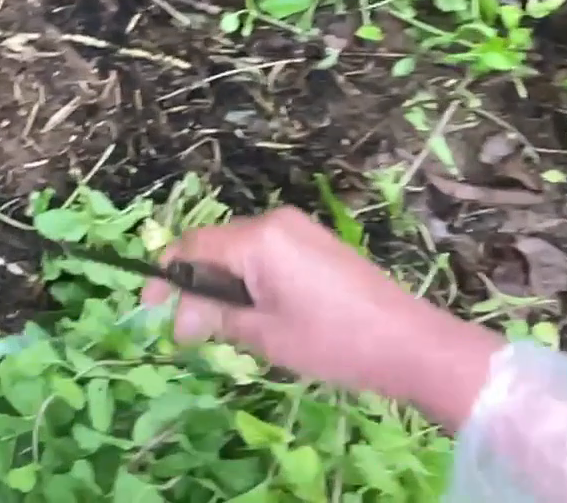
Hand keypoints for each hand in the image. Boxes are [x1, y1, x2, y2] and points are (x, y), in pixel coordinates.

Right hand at [141, 208, 503, 428]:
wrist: (416, 345)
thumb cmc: (335, 341)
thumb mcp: (264, 335)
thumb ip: (212, 317)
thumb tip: (174, 320)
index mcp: (255, 238)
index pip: (191, 247)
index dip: (166, 276)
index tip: (150, 308)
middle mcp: (272, 220)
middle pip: (213, 246)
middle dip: (195, 283)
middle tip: (188, 325)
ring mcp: (296, 227)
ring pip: (237, 249)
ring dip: (222, 281)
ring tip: (225, 323)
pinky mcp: (314, 239)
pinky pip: (264, 250)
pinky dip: (249, 275)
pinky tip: (258, 308)